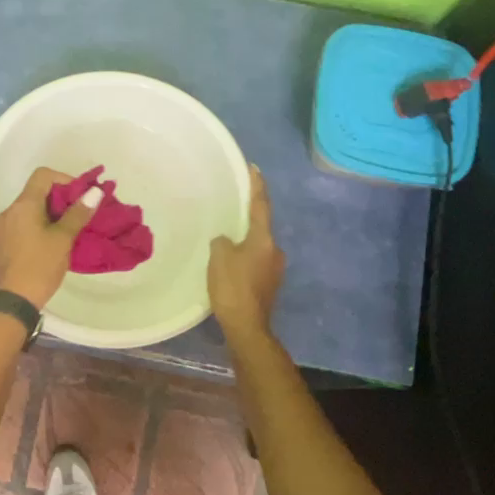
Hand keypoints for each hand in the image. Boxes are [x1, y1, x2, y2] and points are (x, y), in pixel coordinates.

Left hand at [0, 167, 98, 309]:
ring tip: (70, 229)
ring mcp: (4, 227)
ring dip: (51, 214)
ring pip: (31, 210)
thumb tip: (95, 192)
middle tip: (80, 213)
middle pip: (36, 192)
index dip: (65, 179)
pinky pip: (24, 224)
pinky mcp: (4, 242)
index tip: (81, 195)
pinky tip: (53, 242)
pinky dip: (40, 226)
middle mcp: (10, 211)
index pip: (43, 175)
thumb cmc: (40, 266)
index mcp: (23, 205)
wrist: (14, 301)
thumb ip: (78, 213)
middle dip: (61, 199)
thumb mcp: (63, 239)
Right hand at [208, 165, 283, 336]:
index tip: (253, 168)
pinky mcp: (269, 285)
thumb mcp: (218, 257)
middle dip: (247, 218)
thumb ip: (222, 241)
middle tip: (231, 208)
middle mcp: (275, 250)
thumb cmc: (232, 288)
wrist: (247, 327)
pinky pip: (255, 262)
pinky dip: (244, 259)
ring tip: (227, 239)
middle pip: (261, 227)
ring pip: (258, 247)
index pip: (260, 205)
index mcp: (264, 239)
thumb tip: (226, 241)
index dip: (257, 186)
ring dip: (245, 242)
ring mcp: (275, 269)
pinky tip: (231, 264)